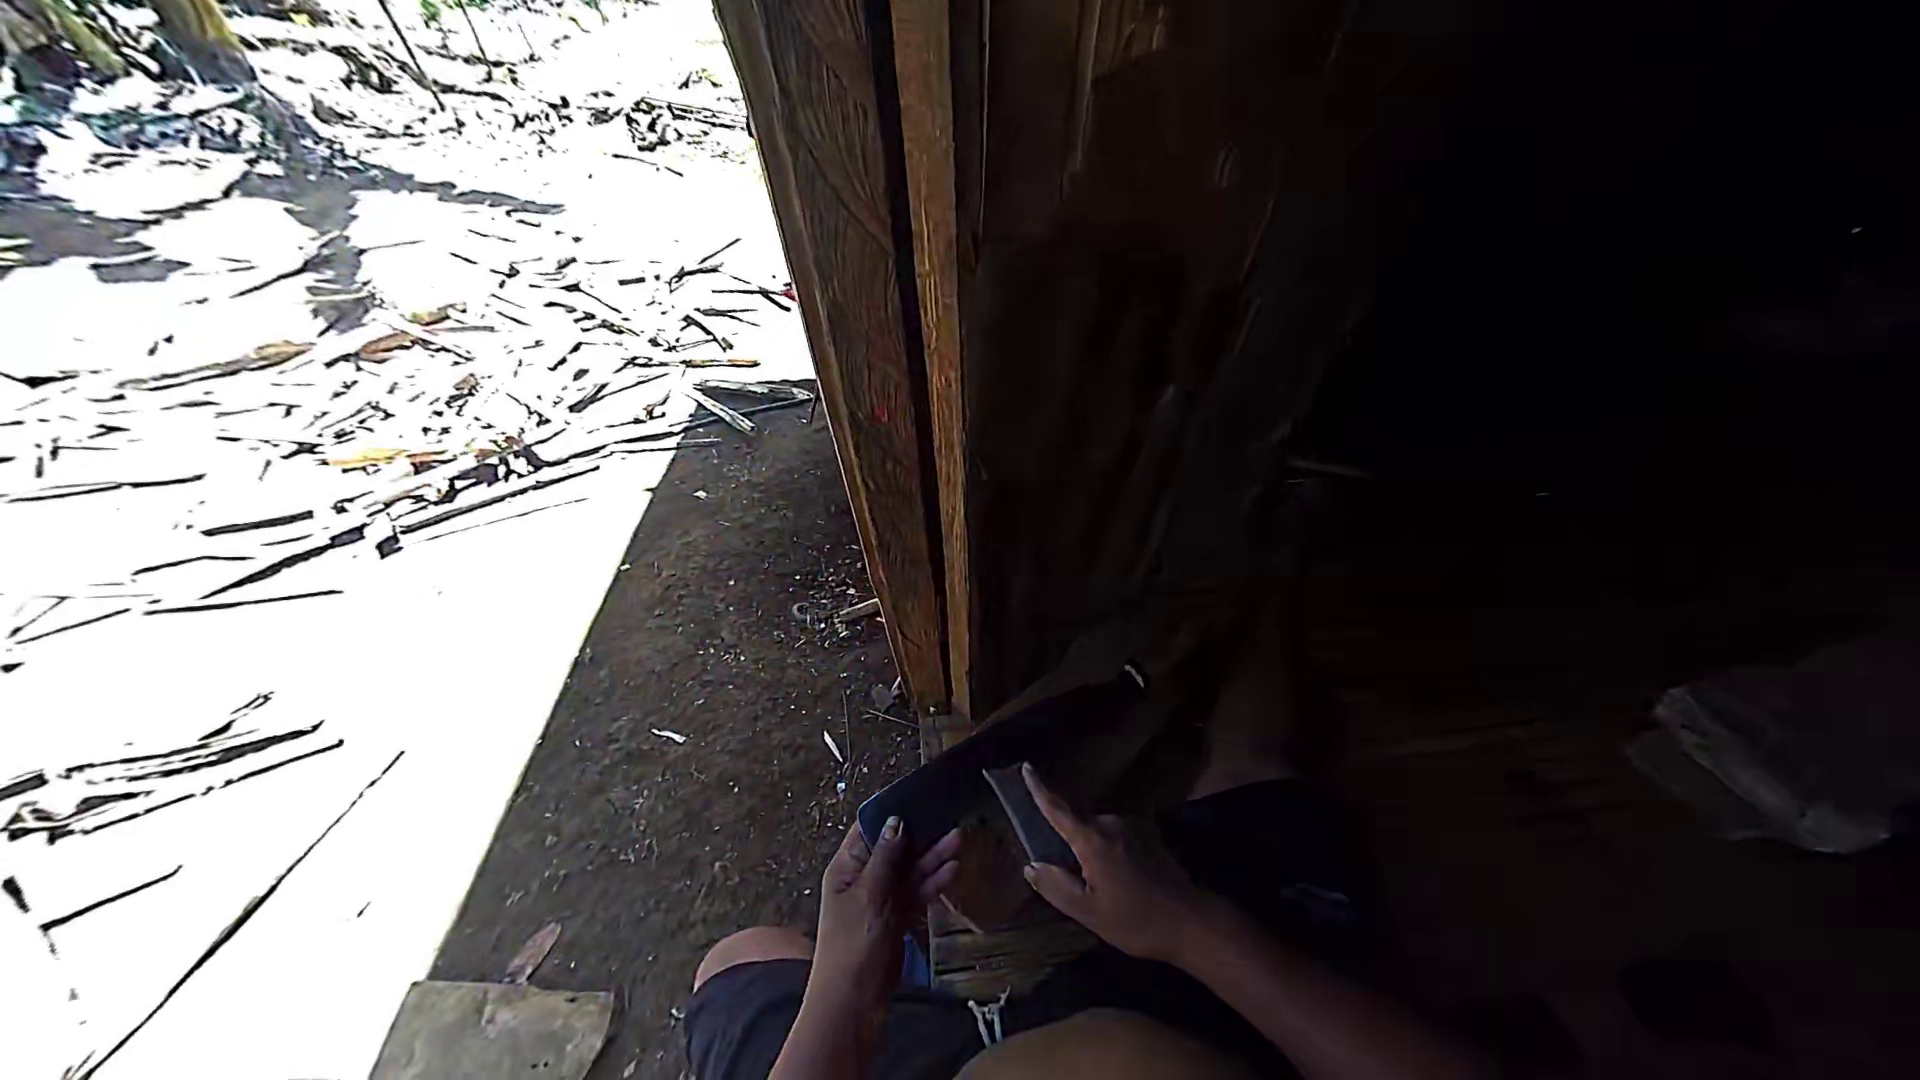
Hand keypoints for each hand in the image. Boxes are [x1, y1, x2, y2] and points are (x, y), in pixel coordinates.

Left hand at [807, 818, 961, 1015]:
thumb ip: (885, 857)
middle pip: (896, 848)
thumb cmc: (852, 944)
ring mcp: (883, 897)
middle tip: (948, 817)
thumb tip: (896, 820)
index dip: (891, 813)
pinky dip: (933, 882)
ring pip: (911, 869)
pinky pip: (918, 892)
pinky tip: (952, 870)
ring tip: (958, 839)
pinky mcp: (898, 916)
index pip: (869, 829)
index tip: (917, 796)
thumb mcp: (868, 894)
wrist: (853, 1003)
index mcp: (847, 866)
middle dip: (921, 834)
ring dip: (933, 856)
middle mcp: (865, 877)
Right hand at [1021, 763, 1215, 962]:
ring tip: (1100, 886)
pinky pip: (1115, 838)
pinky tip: (1120, 883)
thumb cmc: (1137, 920)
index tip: (1026, 767)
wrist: (1193, 922)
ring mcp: (1132, 827)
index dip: (1039, 788)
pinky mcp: (1148, 836)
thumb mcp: (1089, 912)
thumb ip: (1055, 886)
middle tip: (1070, 875)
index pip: (1057, 808)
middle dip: (1068, 842)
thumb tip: (1031, 866)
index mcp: (1092, 839)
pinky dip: (1108, 852)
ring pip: (1097, 832)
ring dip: (1091, 850)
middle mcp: (1110, 824)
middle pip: (1077, 823)